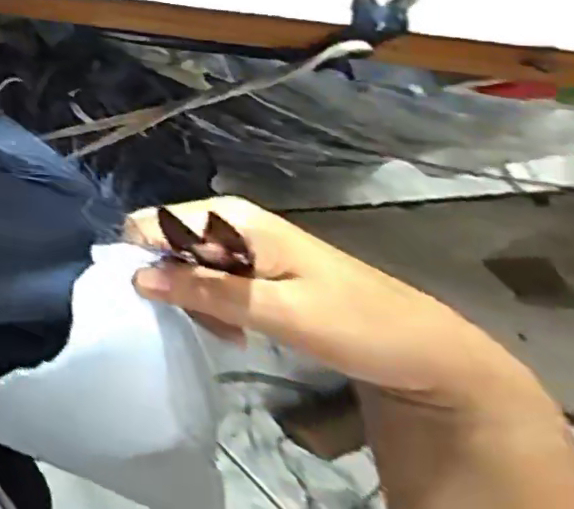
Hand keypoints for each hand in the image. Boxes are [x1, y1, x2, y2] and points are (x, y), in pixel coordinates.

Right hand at [125, 197, 542, 411]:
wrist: (436, 357)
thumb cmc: (361, 325)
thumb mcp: (281, 312)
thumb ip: (207, 292)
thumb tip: (137, 278)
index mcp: (229, 216)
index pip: (152, 223)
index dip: (146, 258)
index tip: (168, 299)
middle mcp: (227, 220)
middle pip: (163, 242)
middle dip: (173, 283)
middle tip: (209, 322)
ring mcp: (239, 243)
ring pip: (181, 263)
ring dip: (193, 297)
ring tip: (228, 330)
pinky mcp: (250, 267)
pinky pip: (205, 277)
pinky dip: (210, 304)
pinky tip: (236, 327)